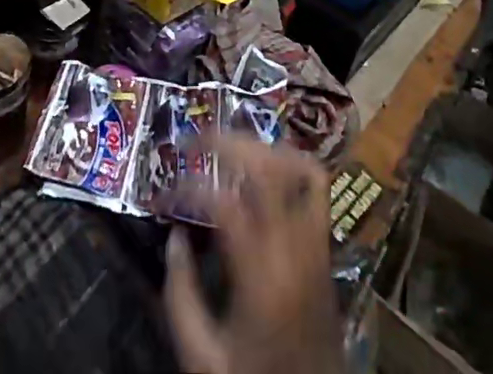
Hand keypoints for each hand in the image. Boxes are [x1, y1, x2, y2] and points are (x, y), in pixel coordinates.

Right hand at [164, 137, 340, 373]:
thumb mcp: (203, 355)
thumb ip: (180, 294)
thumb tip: (174, 235)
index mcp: (262, 275)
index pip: (227, 203)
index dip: (190, 188)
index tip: (165, 194)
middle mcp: (296, 247)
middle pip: (270, 168)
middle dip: (227, 144)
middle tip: (194, 140)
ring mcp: (317, 242)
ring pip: (301, 168)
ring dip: (263, 148)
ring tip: (230, 147)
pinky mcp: (326, 245)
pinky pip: (318, 187)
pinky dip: (293, 164)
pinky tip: (266, 165)